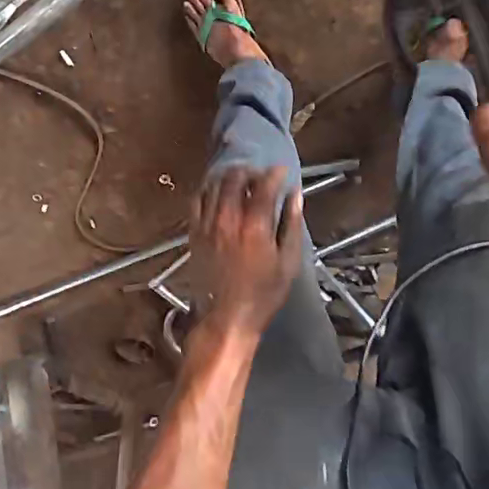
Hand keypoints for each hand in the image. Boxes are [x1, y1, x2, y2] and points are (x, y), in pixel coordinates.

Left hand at [191, 166, 304, 338]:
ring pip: (214, 185)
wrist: (225, 318)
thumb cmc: (262, 294)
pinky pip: (197, 200)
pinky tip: (218, 193)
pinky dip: (209, 189)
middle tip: (260, 176)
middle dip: (250, 171)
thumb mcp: (288, 262)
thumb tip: (294, 196)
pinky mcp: (194, 232)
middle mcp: (227, 219)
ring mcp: (207, 224)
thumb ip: (291, 224)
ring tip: (241, 181)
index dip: (274, 173)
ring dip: (229, 177)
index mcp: (254, 227)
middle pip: (234, 178)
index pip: (263, 185)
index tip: (281, 171)